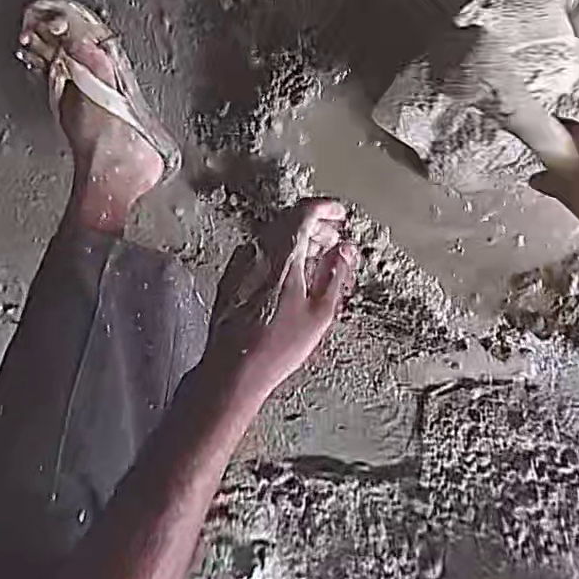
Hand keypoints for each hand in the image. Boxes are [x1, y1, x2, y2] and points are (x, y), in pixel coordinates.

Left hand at [207, 198, 360, 405]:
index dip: (326, 208)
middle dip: (316, 224)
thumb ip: (336, 273)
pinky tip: (292, 273)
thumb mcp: (320, 312)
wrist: (232, 370)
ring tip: (318, 257)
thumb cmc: (276, 346)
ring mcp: (242, 263)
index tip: (340, 213)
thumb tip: (346, 250)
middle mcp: (259, 251)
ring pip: (275, 235)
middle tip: (334, 237)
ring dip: (299, 239)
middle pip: (289, 221)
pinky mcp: (233, 277)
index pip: (304, 212)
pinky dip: (281, 252)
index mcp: (282, 253)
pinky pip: (261, 252)